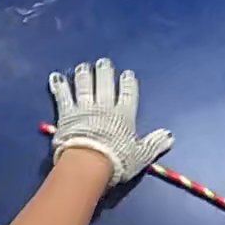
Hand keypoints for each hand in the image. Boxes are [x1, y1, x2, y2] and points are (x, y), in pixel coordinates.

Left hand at [48, 59, 173, 184]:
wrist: (89, 162)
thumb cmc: (117, 161)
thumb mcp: (141, 155)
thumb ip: (154, 144)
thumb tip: (169, 136)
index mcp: (124, 115)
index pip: (128, 94)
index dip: (128, 83)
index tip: (127, 74)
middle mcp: (104, 107)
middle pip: (105, 84)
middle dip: (104, 72)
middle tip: (103, 62)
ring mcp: (84, 108)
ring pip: (84, 86)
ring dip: (84, 75)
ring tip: (83, 66)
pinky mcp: (67, 113)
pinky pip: (63, 96)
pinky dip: (59, 86)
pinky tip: (55, 77)